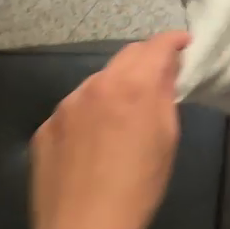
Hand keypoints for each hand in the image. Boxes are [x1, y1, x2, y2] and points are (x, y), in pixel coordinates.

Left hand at [32, 32, 191, 228]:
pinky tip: (91, 143)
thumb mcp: (167, 137)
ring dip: (114, 87)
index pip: (158, 44)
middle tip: (157, 80)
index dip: (174, 41)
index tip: (185, 46)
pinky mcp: (44, 129)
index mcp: (134, 84)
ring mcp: (65, 106)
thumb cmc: (138, 188)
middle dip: (145, 60)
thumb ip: (166, 94)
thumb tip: (167, 70)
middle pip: (127, 55)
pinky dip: (88, 114)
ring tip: (121, 117)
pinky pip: (73, 109)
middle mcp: (97, 84)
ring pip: (98, 81)